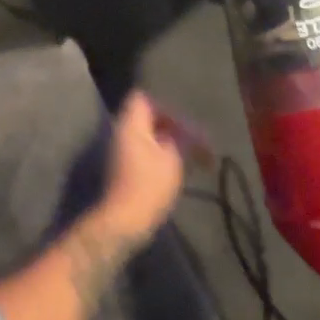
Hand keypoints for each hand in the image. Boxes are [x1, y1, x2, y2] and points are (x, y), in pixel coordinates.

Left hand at [96, 91, 208, 240]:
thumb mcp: (172, 158)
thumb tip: (186, 132)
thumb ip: (181, 138)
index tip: (186, 126)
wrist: (125, 220)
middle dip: (176, 128)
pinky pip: (146, 152)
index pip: (143, 99)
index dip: (166, 108)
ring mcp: (121, 151)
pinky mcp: (124, 169)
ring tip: (196, 158)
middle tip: (199, 144)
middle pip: (149, 118)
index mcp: (130, 124)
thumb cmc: (149, 185)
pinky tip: (181, 169)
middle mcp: (121, 132)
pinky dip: (164, 156)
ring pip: (150, 137)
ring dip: (172, 144)